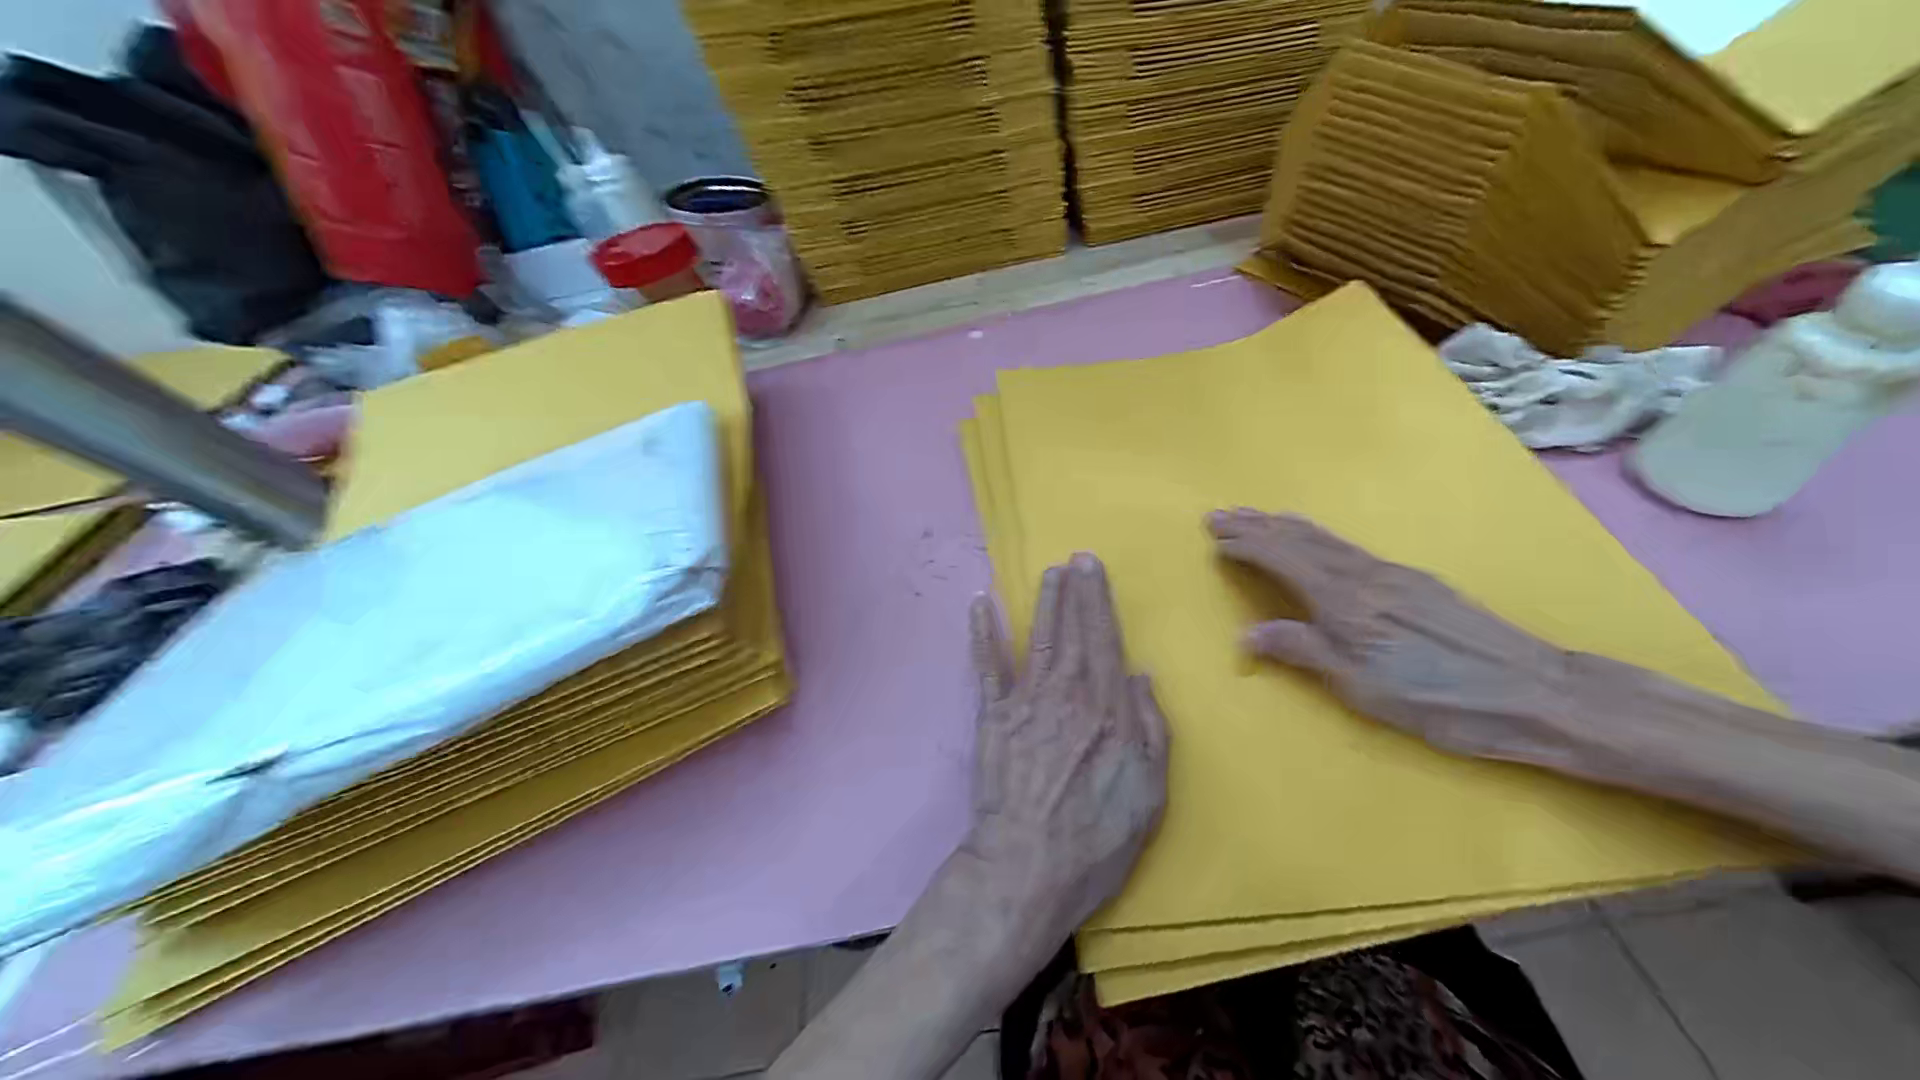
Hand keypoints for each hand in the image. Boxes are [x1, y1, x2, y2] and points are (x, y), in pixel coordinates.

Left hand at [960, 553, 1168, 953]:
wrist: (1027, 865)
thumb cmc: (1096, 838)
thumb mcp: (1149, 794)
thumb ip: (1150, 730)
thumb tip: (1140, 676)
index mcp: (1107, 711)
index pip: (1106, 642)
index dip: (1100, 603)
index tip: (1095, 570)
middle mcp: (1067, 695)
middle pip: (1074, 633)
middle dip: (1076, 592)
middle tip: (1075, 558)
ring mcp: (1025, 703)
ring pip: (1039, 640)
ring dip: (1044, 604)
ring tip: (1049, 574)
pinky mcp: (992, 717)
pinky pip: (987, 668)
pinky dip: (982, 635)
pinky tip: (979, 607)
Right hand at [1208, 509, 1587, 770]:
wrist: (1537, 692)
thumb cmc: (1440, 700)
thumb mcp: (1362, 688)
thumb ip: (1303, 652)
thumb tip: (1246, 633)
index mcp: (1344, 600)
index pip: (1283, 560)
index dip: (1247, 546)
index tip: (1214, 537)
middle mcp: (1364, 576)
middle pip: (1301, 541)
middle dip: (1257, 526)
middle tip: (1220, 514)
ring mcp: (1393, 574)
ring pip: (1326, 539)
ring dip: (1285, 526)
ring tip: (1258, 516)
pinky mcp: (1415, 581)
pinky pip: (1349, 546)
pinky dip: (1318, 535)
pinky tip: (1317, 538)